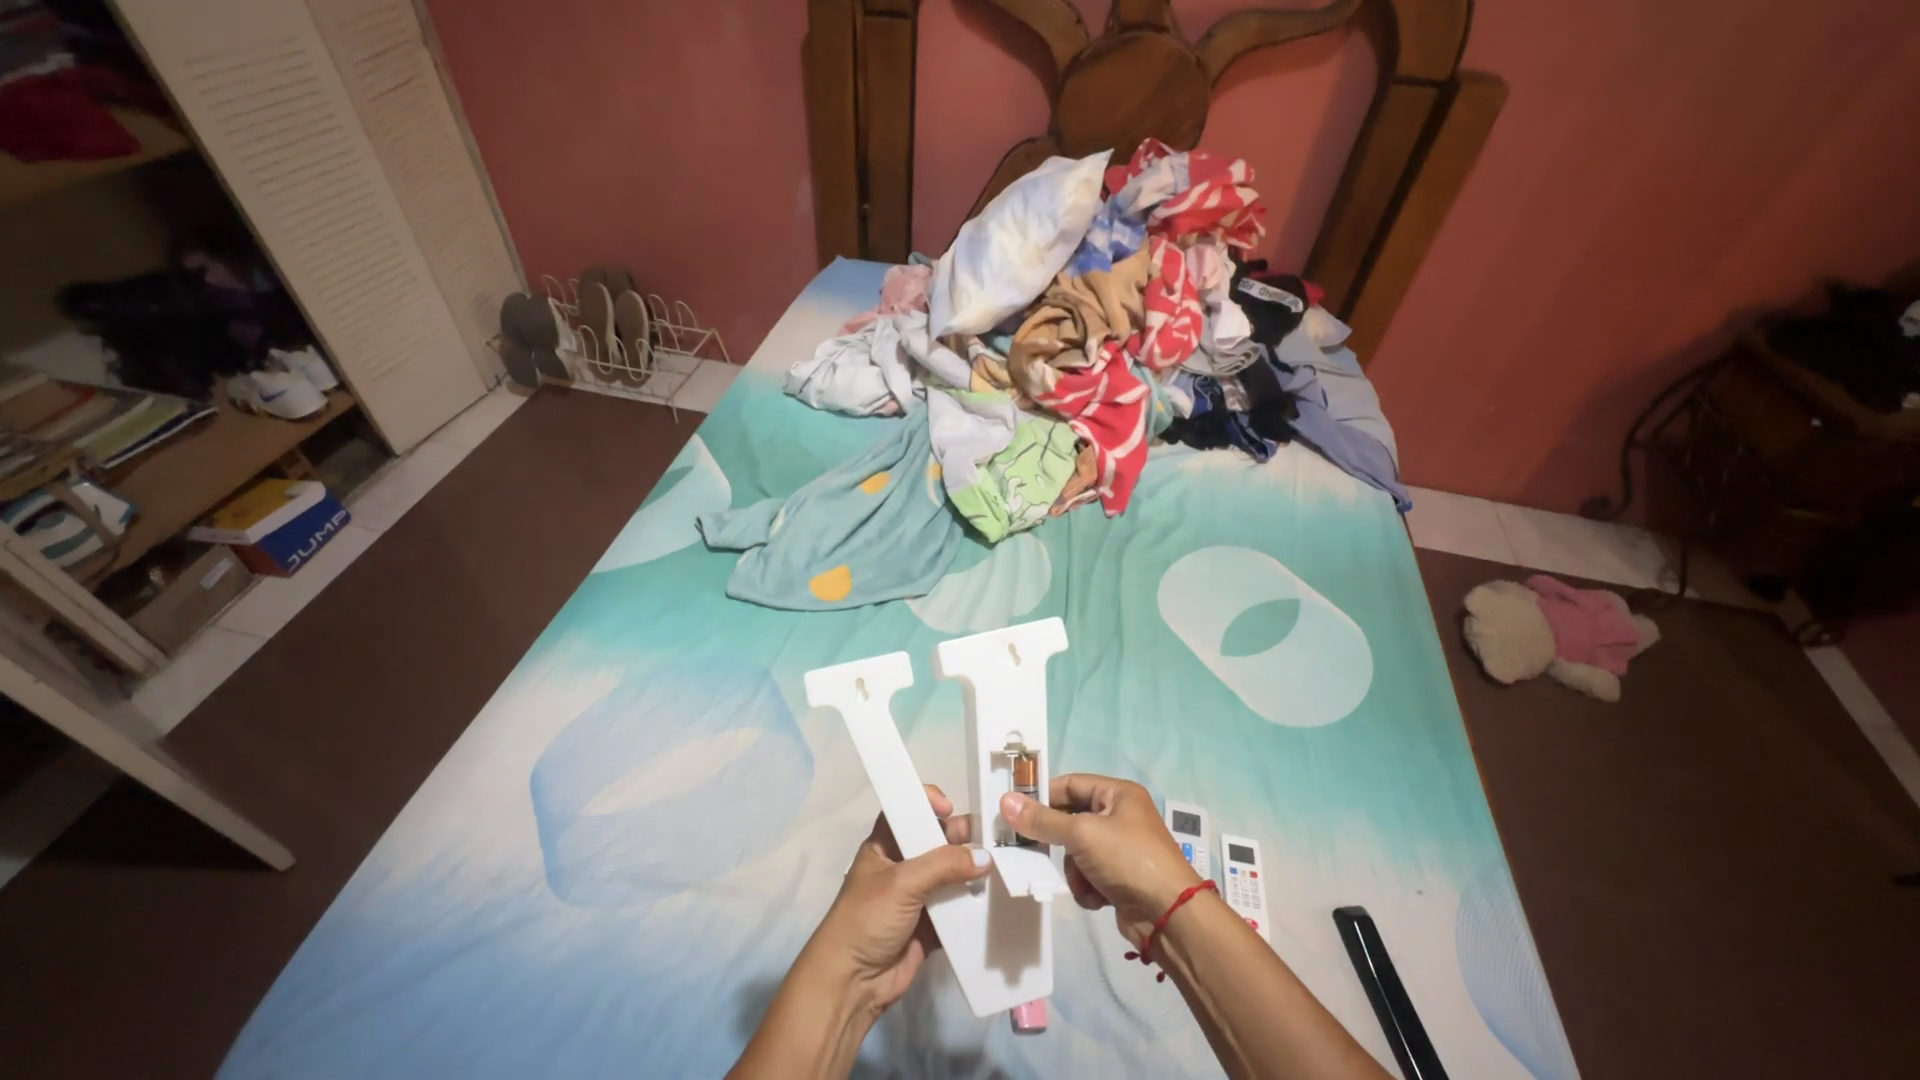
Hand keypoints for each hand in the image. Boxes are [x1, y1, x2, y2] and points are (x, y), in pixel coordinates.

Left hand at [796, 785, 992, 1015]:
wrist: (853, 982)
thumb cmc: (867, 919)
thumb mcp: (901, 882)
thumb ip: (943, 865)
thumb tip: (985, 858)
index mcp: (886, 846)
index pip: (908, 812)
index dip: (928, 803)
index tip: (951, 808)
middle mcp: (904, 866)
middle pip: (938, 841)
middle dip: (963, 838)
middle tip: (992, 840)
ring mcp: (919, 896)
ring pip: (952, 874)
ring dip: (974, 872)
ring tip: (1004, 866)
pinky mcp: (933, 924)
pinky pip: (959, 908)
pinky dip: (975, 904)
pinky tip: (998, 898)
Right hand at [1000, 774, 1200, 946]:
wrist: (1169, 915)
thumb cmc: (1128, 859)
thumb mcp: (1082, 834)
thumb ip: (1042, 820)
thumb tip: (1005, 801)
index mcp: (1118, 794)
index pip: (1070, 784)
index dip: (1043, 795)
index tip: (1015, 812)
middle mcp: (1120, 817)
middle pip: (1071, 820)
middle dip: (1058, 841)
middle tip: (1035, 851)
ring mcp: (1121, 849)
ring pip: (1076, 852)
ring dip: (1074, 870)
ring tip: (1084, 881)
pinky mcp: (1119, 878)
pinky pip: (1087, 875)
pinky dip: (1087, 887)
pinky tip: (1097, 897)